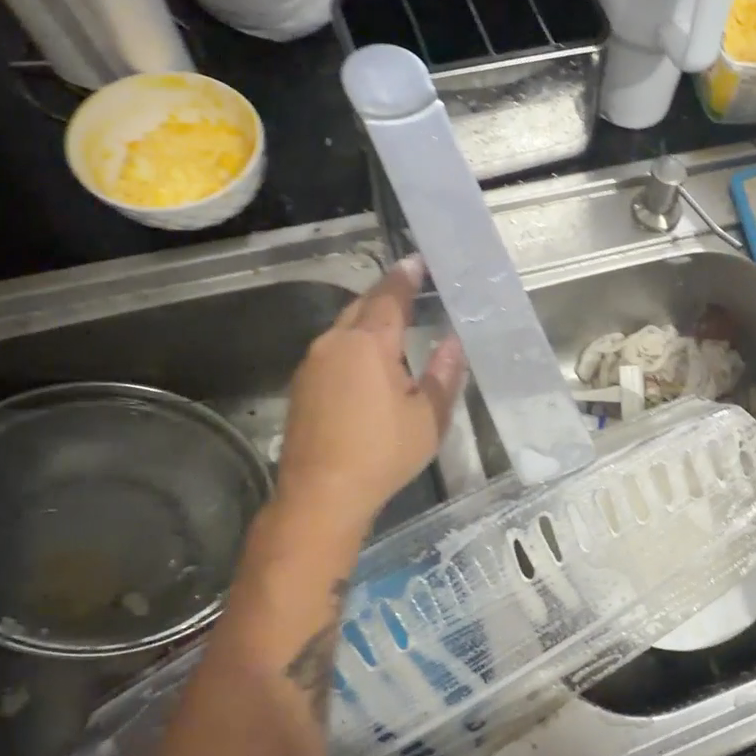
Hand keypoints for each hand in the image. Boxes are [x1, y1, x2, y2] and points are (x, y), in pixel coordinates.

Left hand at [273, 255, 466, 524]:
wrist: (321, 495)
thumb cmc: (382, 453)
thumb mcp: (428, 417)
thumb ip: (443, 374)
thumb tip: (453, 341)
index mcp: (369, 344)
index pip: (389, 297)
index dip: (405, 277)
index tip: (418, 261)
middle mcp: (335, 344)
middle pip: (362, 306)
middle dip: (386, 294)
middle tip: (411, 287)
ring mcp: (312, 364)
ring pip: (343, 328)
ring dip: (368, 319)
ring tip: (395, 321)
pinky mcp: (302, 386)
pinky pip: (332, 350)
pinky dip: (354, 343)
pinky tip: (369, 360)